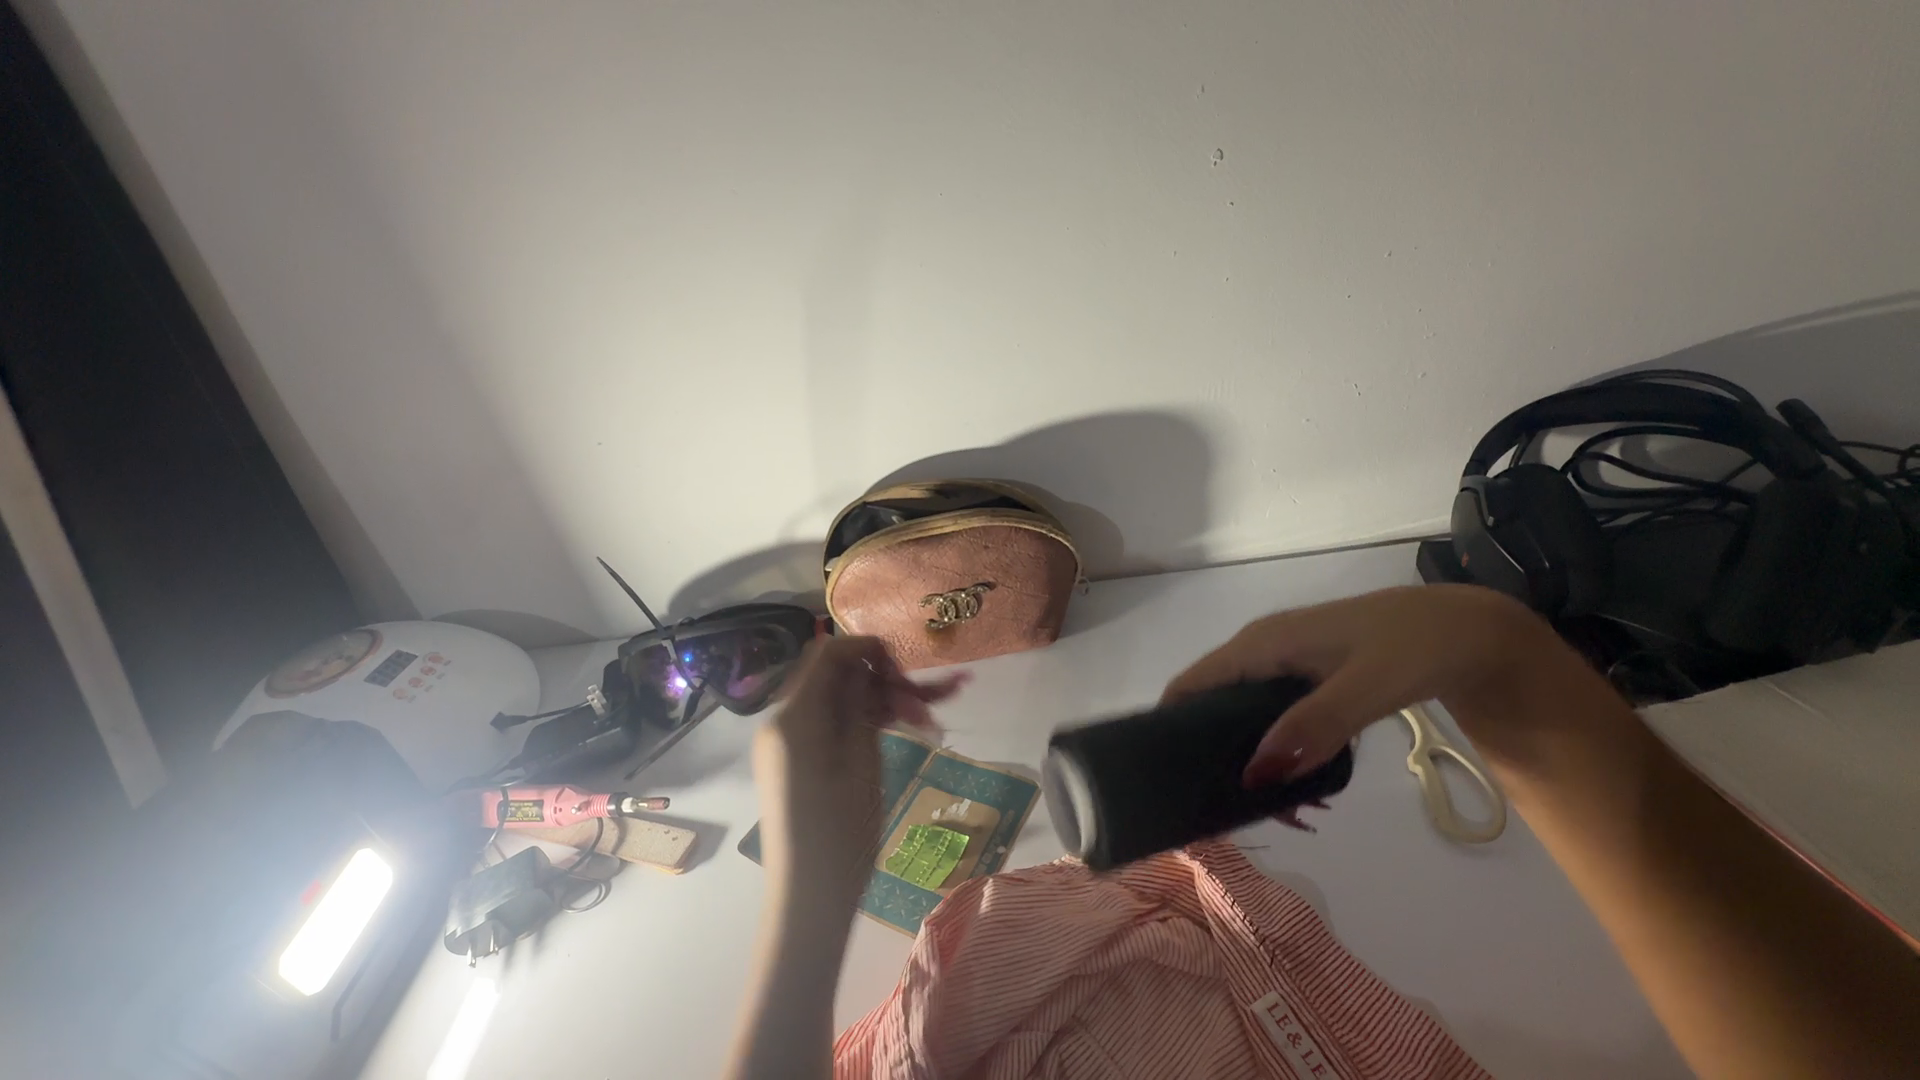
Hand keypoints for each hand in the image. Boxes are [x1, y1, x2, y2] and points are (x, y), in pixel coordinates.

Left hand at [753, 637, 964, 901]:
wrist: (810, 899)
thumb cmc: (842, 832)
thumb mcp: (861, 759)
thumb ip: (861, 704)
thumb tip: (866, 665)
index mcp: (793, 716)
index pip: (829, 655)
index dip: (869, 651)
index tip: (908, 669)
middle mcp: (780, 722)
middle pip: (834, 678)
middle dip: (883, 682)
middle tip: (931, 705)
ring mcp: (785, 744)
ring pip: (837, 703)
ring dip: (879, 704)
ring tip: (928, 720)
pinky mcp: (793, 763)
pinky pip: (828, 727)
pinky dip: (861, 725)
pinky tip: (899, 732)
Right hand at [1161, 585, 1550, 786]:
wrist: (1473, 630)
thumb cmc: (1417, 647)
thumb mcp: (1368, 685)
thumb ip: (1315, 726)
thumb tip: (1257, 774)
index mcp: (1263, 645)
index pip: (1191, 683)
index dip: (1168, 724)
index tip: (1166, 776)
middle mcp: (1263, 652)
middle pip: (1212, 705)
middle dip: (1214, 756)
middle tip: (1231, 810)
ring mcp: (1287, 665)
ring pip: (1245, 716)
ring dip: (1250, 760)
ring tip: (1275, 811)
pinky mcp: (1310, 680)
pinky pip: (1275, 719)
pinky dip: (1278, 752)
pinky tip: (1300, 787)